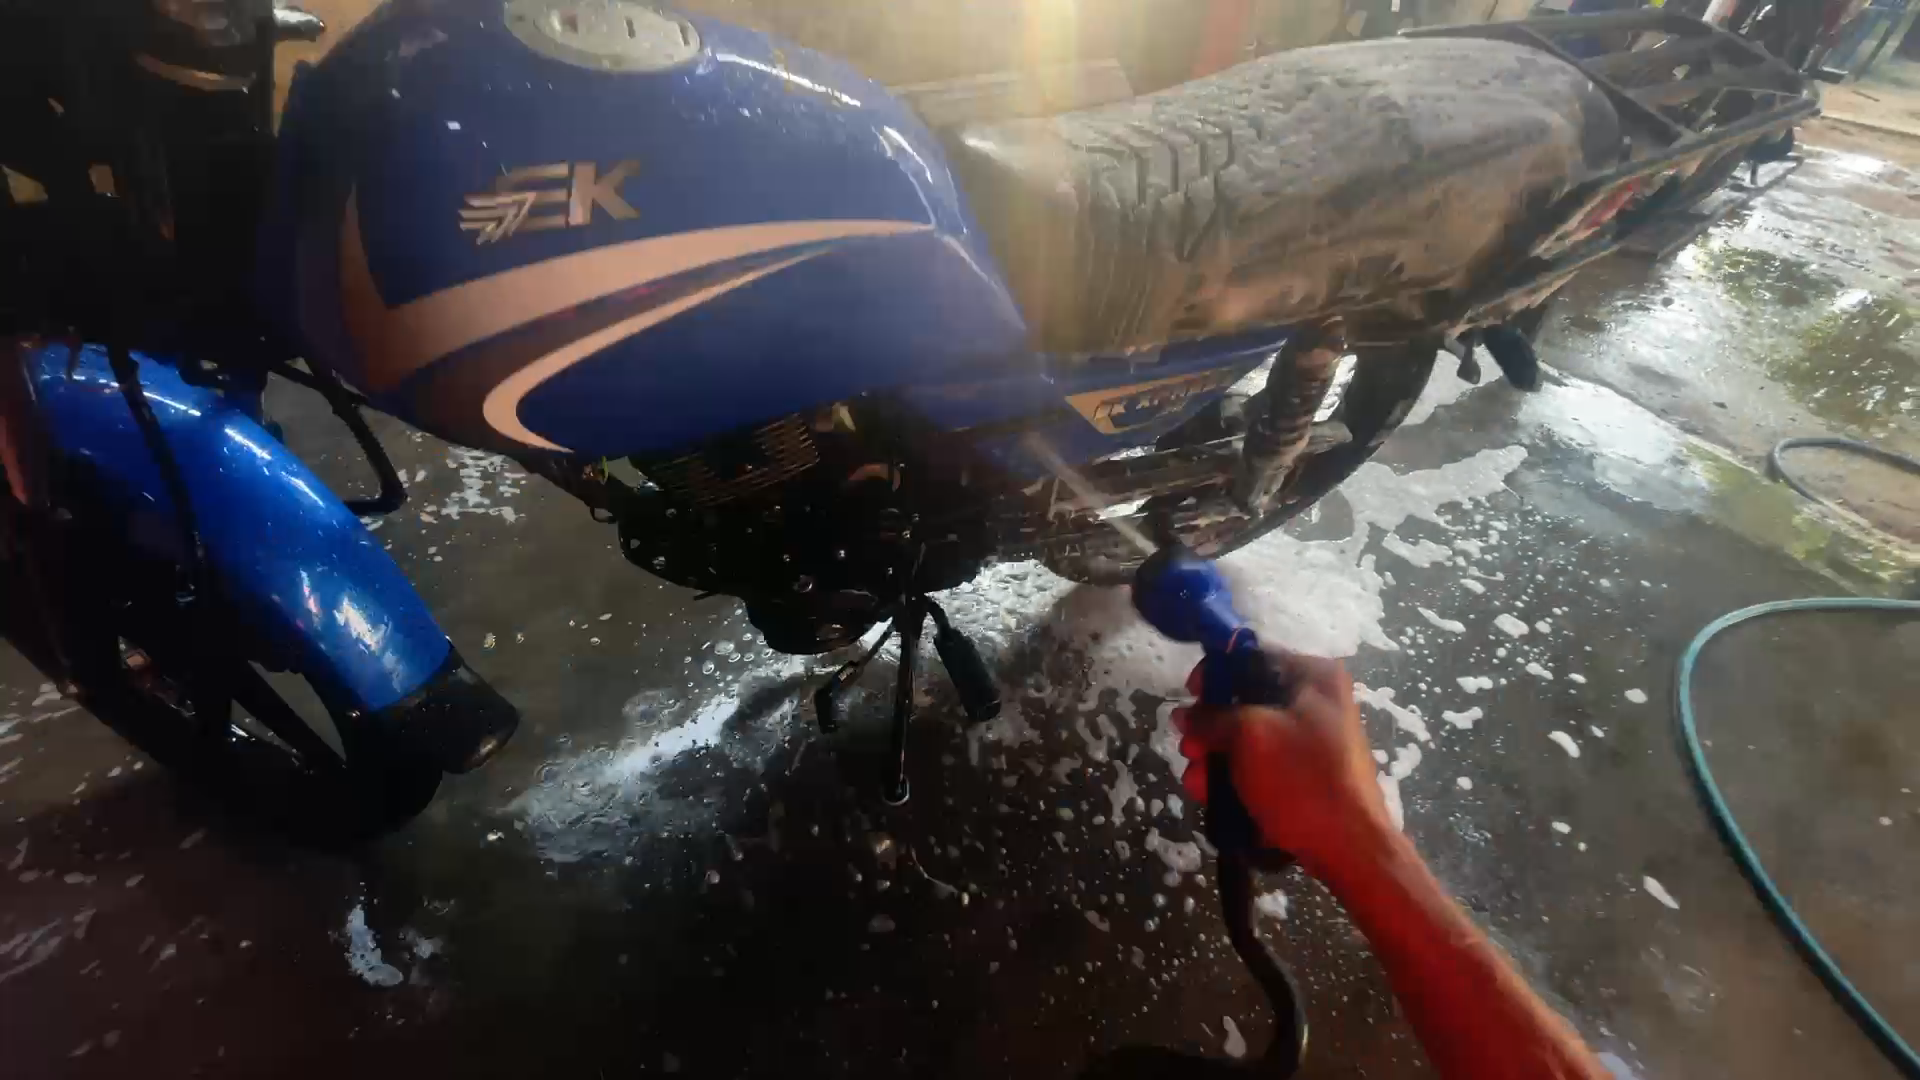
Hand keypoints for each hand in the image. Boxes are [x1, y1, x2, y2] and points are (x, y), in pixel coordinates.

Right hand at [1173, 650, 1394, 875]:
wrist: (1349, 849)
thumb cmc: (1301, 778)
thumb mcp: (1248, 735)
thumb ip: (1209, 718)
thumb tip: (1182, 716)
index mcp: (1315, 678)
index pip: (1253, 657)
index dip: (1216, 674)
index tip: (1191, 695)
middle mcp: (1316, 702)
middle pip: (1245, 701)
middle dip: (1209, 728)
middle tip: (1190, 749)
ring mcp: (1312, 741)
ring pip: (1247, 737)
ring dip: (1215, 758)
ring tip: (1197, 782)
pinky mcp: (1305, 775)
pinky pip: (1260, 765)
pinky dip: (1234, 777)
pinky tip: (1211, 795)